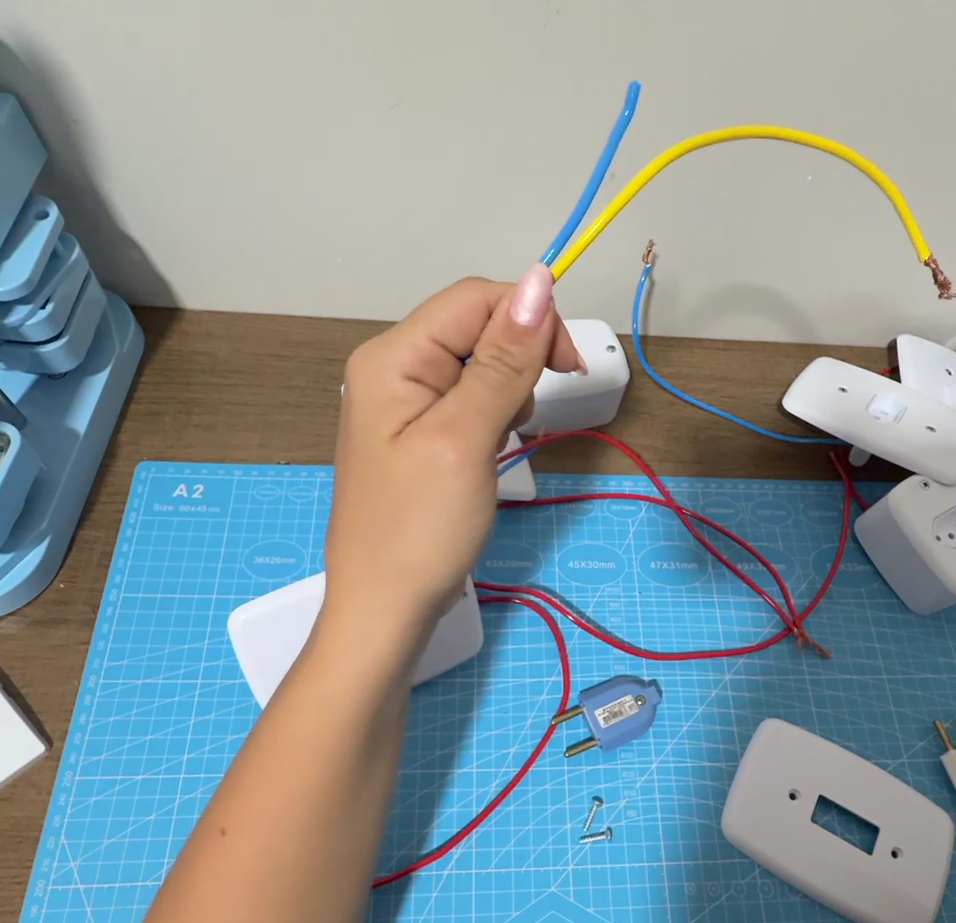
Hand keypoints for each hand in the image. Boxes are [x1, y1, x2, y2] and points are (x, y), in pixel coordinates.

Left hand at [321, 267, 580, 636]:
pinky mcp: (419, 435)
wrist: (386, 608)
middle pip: (475, 328)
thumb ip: (502, 359)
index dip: (530, 319)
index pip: (474, 299)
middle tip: (523, 421)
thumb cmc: (420, 527)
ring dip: (507, 394)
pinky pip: (468, 402)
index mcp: (392, 358)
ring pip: (478, 366)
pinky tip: (490, 452)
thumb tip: (539, 281)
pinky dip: (493, 419)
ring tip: (500, 444)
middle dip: (517, 363)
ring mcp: (404, 405)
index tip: (569, 371)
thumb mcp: (465, 438)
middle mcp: (393, 369)